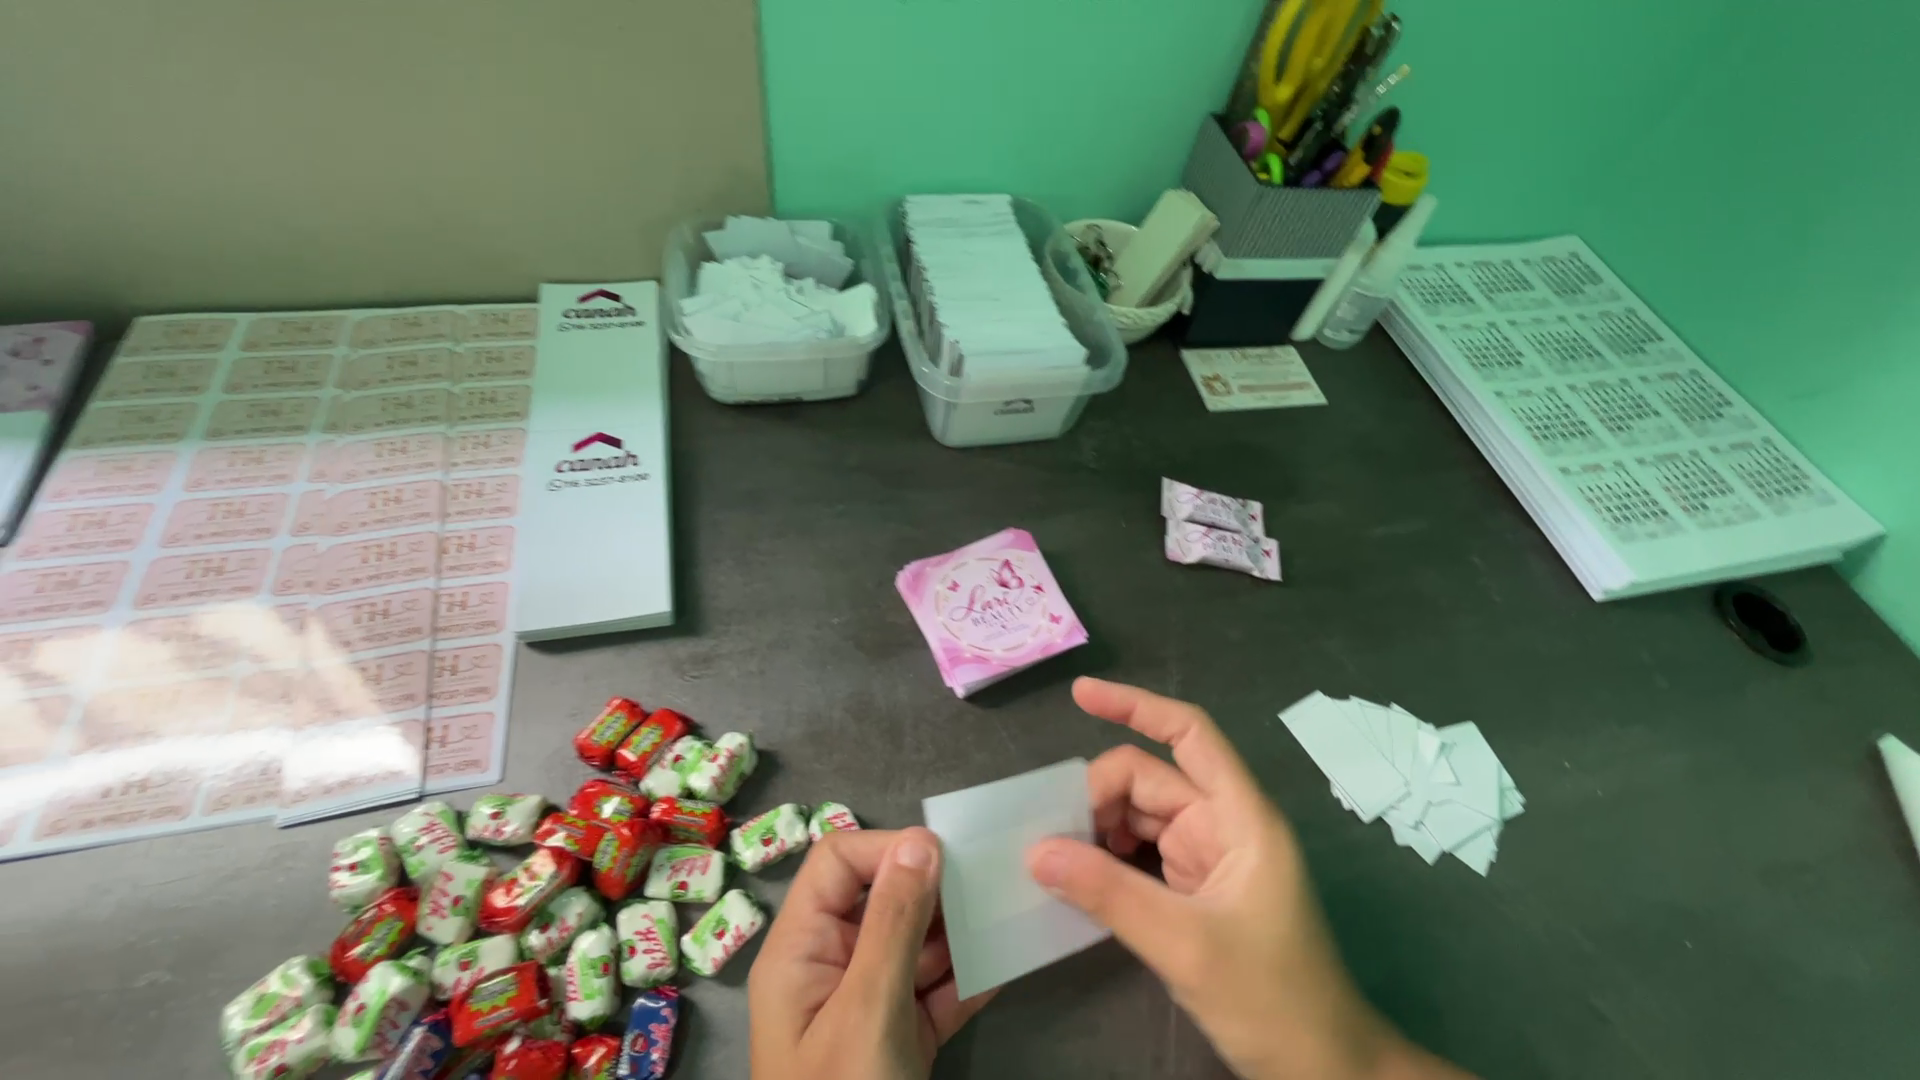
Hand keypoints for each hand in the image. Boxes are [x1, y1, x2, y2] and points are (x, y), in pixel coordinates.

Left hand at [749, 827, 996, 1079]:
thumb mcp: (867, 1011)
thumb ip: (894, 923)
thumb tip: (922, 840)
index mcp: (801, 947)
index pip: (839, 863)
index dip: (889, 849)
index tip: (946, 858)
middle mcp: (832, 963)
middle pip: (882, 897)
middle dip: (936, 889)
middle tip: (990, 883)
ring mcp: (867, 999)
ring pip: (916, 941)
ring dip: (961, 931)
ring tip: (1008, 913)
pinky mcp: (900, 1033)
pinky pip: (936, 987)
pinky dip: (969, 977)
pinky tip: (1006, 963)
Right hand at [1027, 678, 1473, 1079]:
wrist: (1321, 1068)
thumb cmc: (1273, 998)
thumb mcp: (1185, 944)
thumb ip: (1108, 892)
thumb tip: (1036, 851)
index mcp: (1240, 817)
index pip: (1188, 734)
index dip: (1136, 705)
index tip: (1080, 695)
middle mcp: (1223, 825)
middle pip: (1150, 778)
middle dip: (1099, 795)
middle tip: (1053, 834)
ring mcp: (1208, 857)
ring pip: (1140, 815)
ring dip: (1098, 827)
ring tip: (1058, 856)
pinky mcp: (1194, 890)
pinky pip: (1140, 852)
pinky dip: (1108, 857)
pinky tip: (1079, 876)